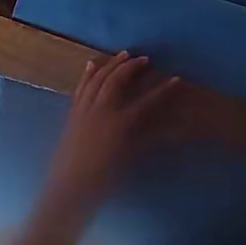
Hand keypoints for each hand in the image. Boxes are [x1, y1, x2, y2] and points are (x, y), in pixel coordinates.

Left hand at [40, 52, 180, 220]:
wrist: (69, 189)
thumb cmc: (103, 180)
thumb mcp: (128, 159)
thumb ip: (143, 138)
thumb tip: (160, 124)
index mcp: (119, 124)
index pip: (146, 101)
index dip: (163, 90)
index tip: (176, 79)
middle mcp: (101, 111)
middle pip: (117, 80)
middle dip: (132, 66)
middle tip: (144, 59)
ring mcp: (84, 109)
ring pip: (97, 79)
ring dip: (111, 64)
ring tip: (123, 55)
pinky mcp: (72, 113)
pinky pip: (81, 87)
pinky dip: (88, 73)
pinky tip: (92, 64)